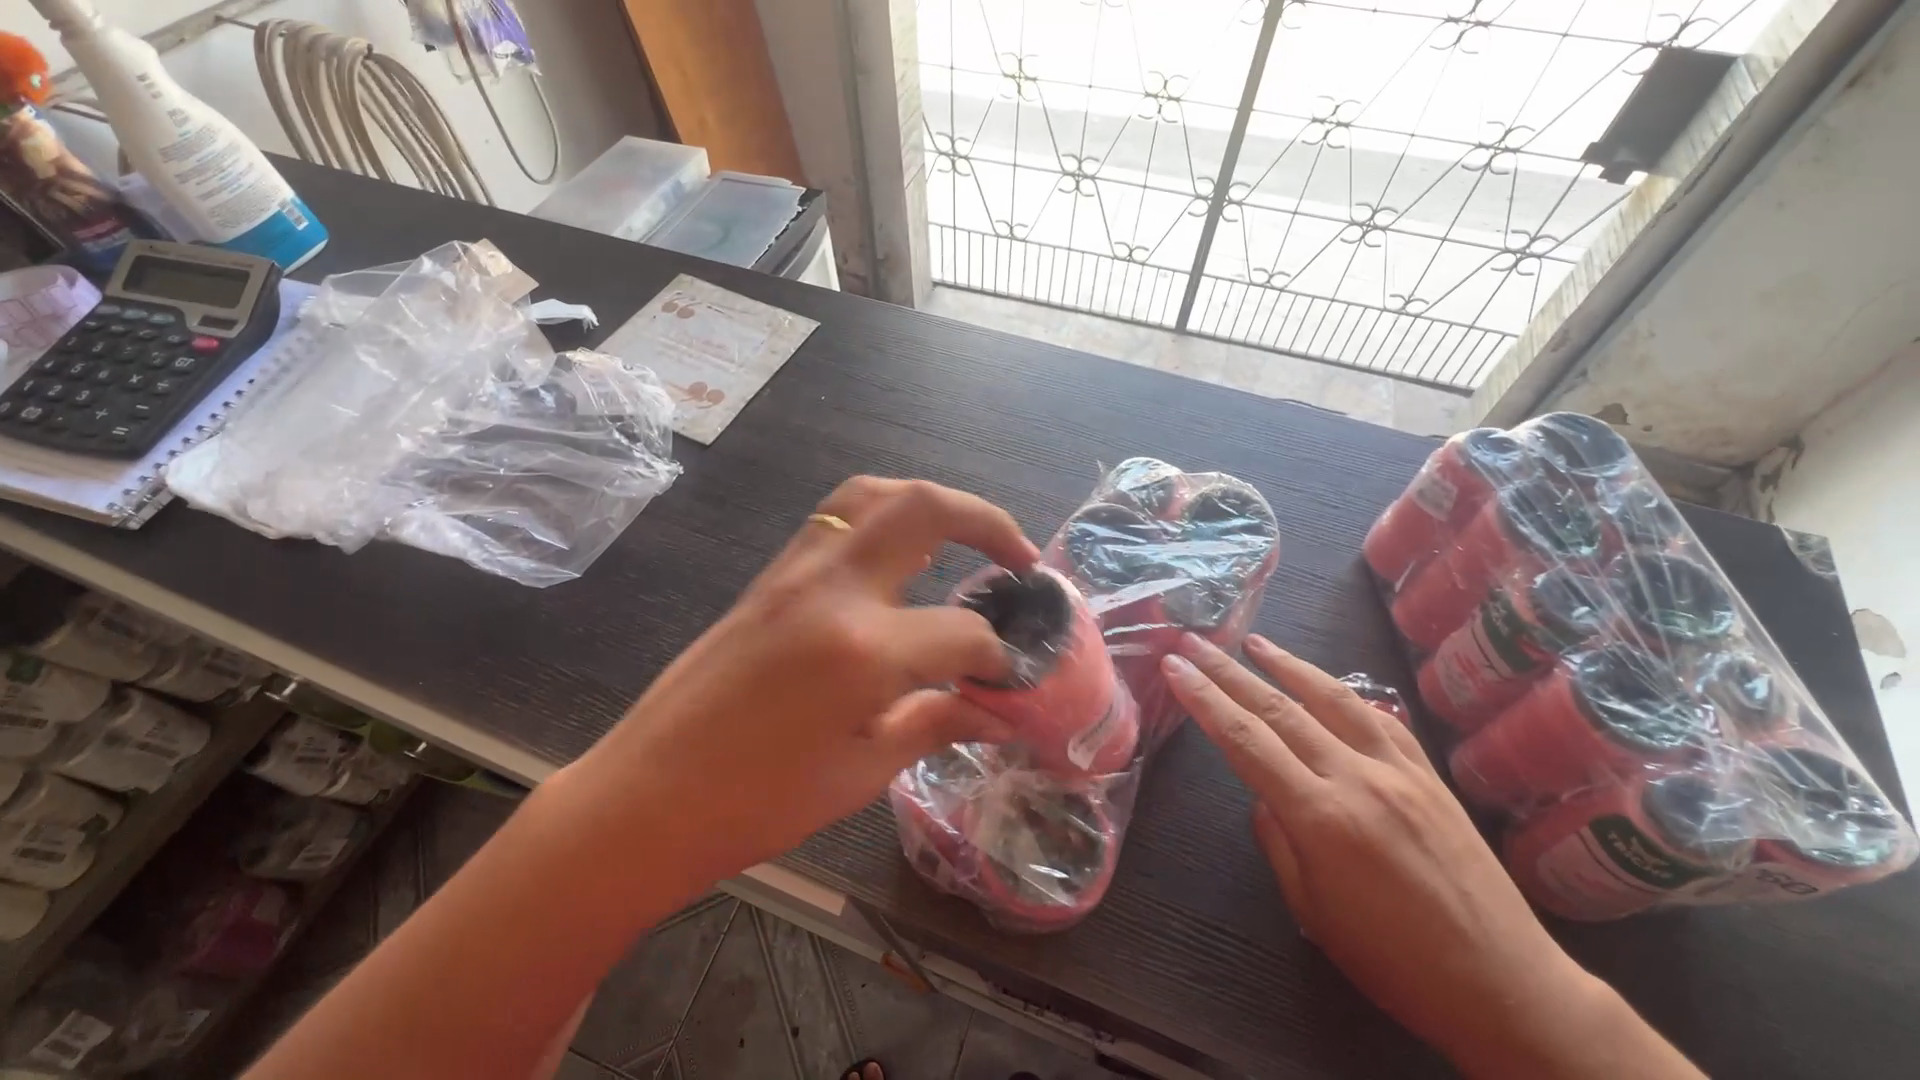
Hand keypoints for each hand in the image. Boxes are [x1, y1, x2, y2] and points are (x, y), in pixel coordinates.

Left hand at [563, 477, 1039, 887]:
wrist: (647, 797)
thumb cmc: (758, 803)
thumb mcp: (861, 773)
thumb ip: (936, 723)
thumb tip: (998, 712)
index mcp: (862, 649)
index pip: (961, 632)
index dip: (999, 657)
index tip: (1012, 678)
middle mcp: (831, 588)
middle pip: (924, 509)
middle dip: (988, 522)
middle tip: (1020, 559)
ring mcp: (793, 572)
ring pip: (873, 495)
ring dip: (930, 504)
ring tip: (964, 540)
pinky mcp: (769, 576)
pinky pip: (835, 519)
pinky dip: (882, 519)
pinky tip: (900, 560)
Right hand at [1162, 634, 1701, 1079]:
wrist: (1504, 984)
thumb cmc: (1392, 962)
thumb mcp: (1311, 910)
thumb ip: (1278, 841)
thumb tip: (1263, 794)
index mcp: (1320, 817)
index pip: (1246, 741)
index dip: (1205, 700)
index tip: (1175, 668)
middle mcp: (1359, 778)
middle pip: (1281, 709)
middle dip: (1230, 672)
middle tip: (1194, 643)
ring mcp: (1401, 771)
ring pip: (1334, 699)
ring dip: (1288, 665)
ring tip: (1254, 642)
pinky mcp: (1432, 776)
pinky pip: (1382, 720)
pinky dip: (1346, 694)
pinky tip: (1328, 683)